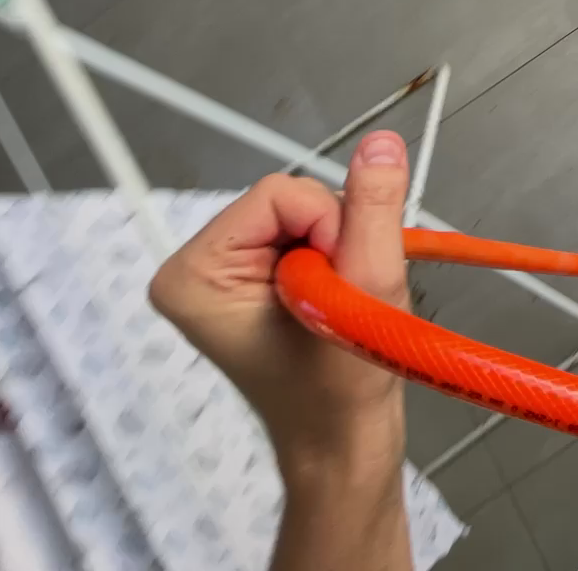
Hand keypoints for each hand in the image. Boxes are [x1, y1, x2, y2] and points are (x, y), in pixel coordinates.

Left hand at [149, 130, 411, 478]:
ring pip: (312, 213)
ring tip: (353, 295)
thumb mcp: (368, 283)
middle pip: (295, 199)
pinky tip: (348, 292)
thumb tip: (382, 140)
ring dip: (350, 243)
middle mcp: (199, 267)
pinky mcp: (258, 280)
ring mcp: (228, 275)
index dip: (333, 223)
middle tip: (352, 290)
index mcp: (195, 271)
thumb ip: (372, 206)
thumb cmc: (345, 376)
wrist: (344, 437)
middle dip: (342, 233)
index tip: (346, 275)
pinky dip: (347, 252)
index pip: (282, 193)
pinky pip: (315, 232)